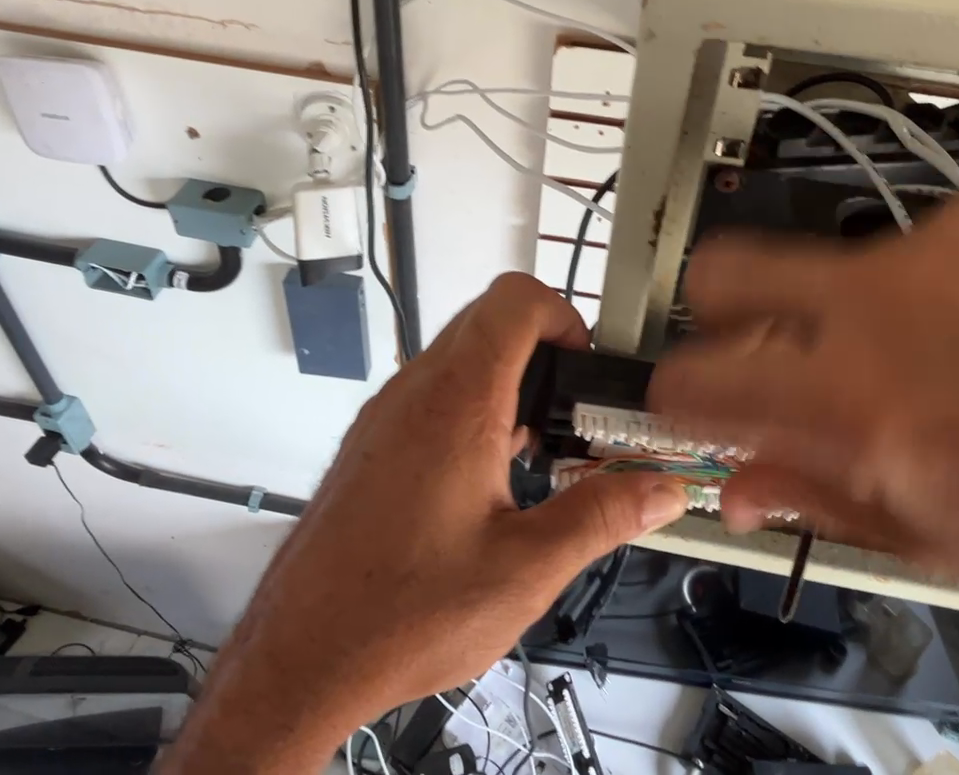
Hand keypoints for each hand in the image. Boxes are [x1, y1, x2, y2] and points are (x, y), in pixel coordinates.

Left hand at [162, 274, 692, 773]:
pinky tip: (488, 478)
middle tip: (572, 413)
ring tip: (536, 452)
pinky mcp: (372, 442)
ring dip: (507, 382)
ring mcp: (386, 415)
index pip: (514, 301)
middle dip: (543, 351)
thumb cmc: (398, 614)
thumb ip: (602, 516)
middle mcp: (415, 394)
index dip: (564, 315)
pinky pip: (430, 393)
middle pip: (488, 320)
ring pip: (458, 355)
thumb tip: (657, 487)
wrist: (301, 657)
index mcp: (458, 405)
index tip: (587, 365)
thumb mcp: (525, 569)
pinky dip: (471, 408)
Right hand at [649, 179, 958, 684]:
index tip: (689, 403)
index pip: (693, 379)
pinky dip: (944, 281)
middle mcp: (882, 306)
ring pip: (836, 264)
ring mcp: (943, 241)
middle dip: (715, 310)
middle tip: (760, 349)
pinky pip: (928, 238)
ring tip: (943, 357)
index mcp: (860, 408)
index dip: (673, 397)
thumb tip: (742, 483)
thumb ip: (819, 499)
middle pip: (723, 268)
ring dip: (856, 312)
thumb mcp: (948, 544)